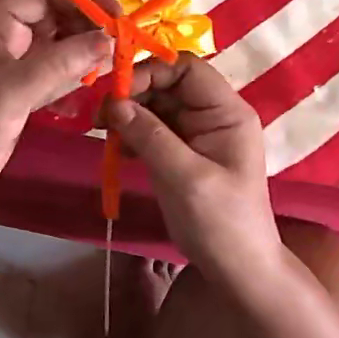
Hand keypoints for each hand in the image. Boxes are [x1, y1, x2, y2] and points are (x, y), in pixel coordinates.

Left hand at [0, 0, 111, 192]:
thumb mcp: (15, 90)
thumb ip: (61, 63)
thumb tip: (109, 39)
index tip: (117, 17)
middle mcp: (9, 31)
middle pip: (59, 12)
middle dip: (90, 25)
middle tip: (122, 45)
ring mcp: (18, 58)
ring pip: (62, 40)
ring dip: (87, 51)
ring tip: (115, 65)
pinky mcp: (26, 83)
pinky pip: (59, 67)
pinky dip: (76, 74)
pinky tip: (91, 88)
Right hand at [103, 54, 279, 272]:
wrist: (237, 267)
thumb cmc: (221, 221)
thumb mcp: (186, 177)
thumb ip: (151, 137)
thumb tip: (116, 105)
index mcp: (226, 113)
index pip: (187, 69)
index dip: (151, 72)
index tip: (118, 93)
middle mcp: (211, 116)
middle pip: (167, 86)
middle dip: (133, 96)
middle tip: (101, 118)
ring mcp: (194, 136)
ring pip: (154, 108)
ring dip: (128, 116)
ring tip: (104, 134)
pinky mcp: (179, 155)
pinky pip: (150, 132)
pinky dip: (131, 136)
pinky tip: (117, 152)